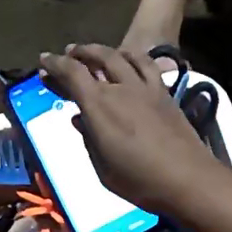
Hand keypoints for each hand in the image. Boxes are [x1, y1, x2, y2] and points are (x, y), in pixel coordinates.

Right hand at [38, 45, 226, 211]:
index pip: (71, 73)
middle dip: (78, 53)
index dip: (54, 64)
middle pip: (96, 58)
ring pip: (121, 55)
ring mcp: (145, 88)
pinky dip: (132, 57)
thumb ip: (89, 140)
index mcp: (99, 106)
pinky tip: (130, 60)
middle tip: (69, 54)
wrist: (188, 179)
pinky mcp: (165, 93)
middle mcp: (120, 88)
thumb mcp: (104, 169)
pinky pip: (146, 64)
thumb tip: (80, 120)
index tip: (44, 61)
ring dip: (104, 50)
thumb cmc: (140, 182)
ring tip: (96, 52)